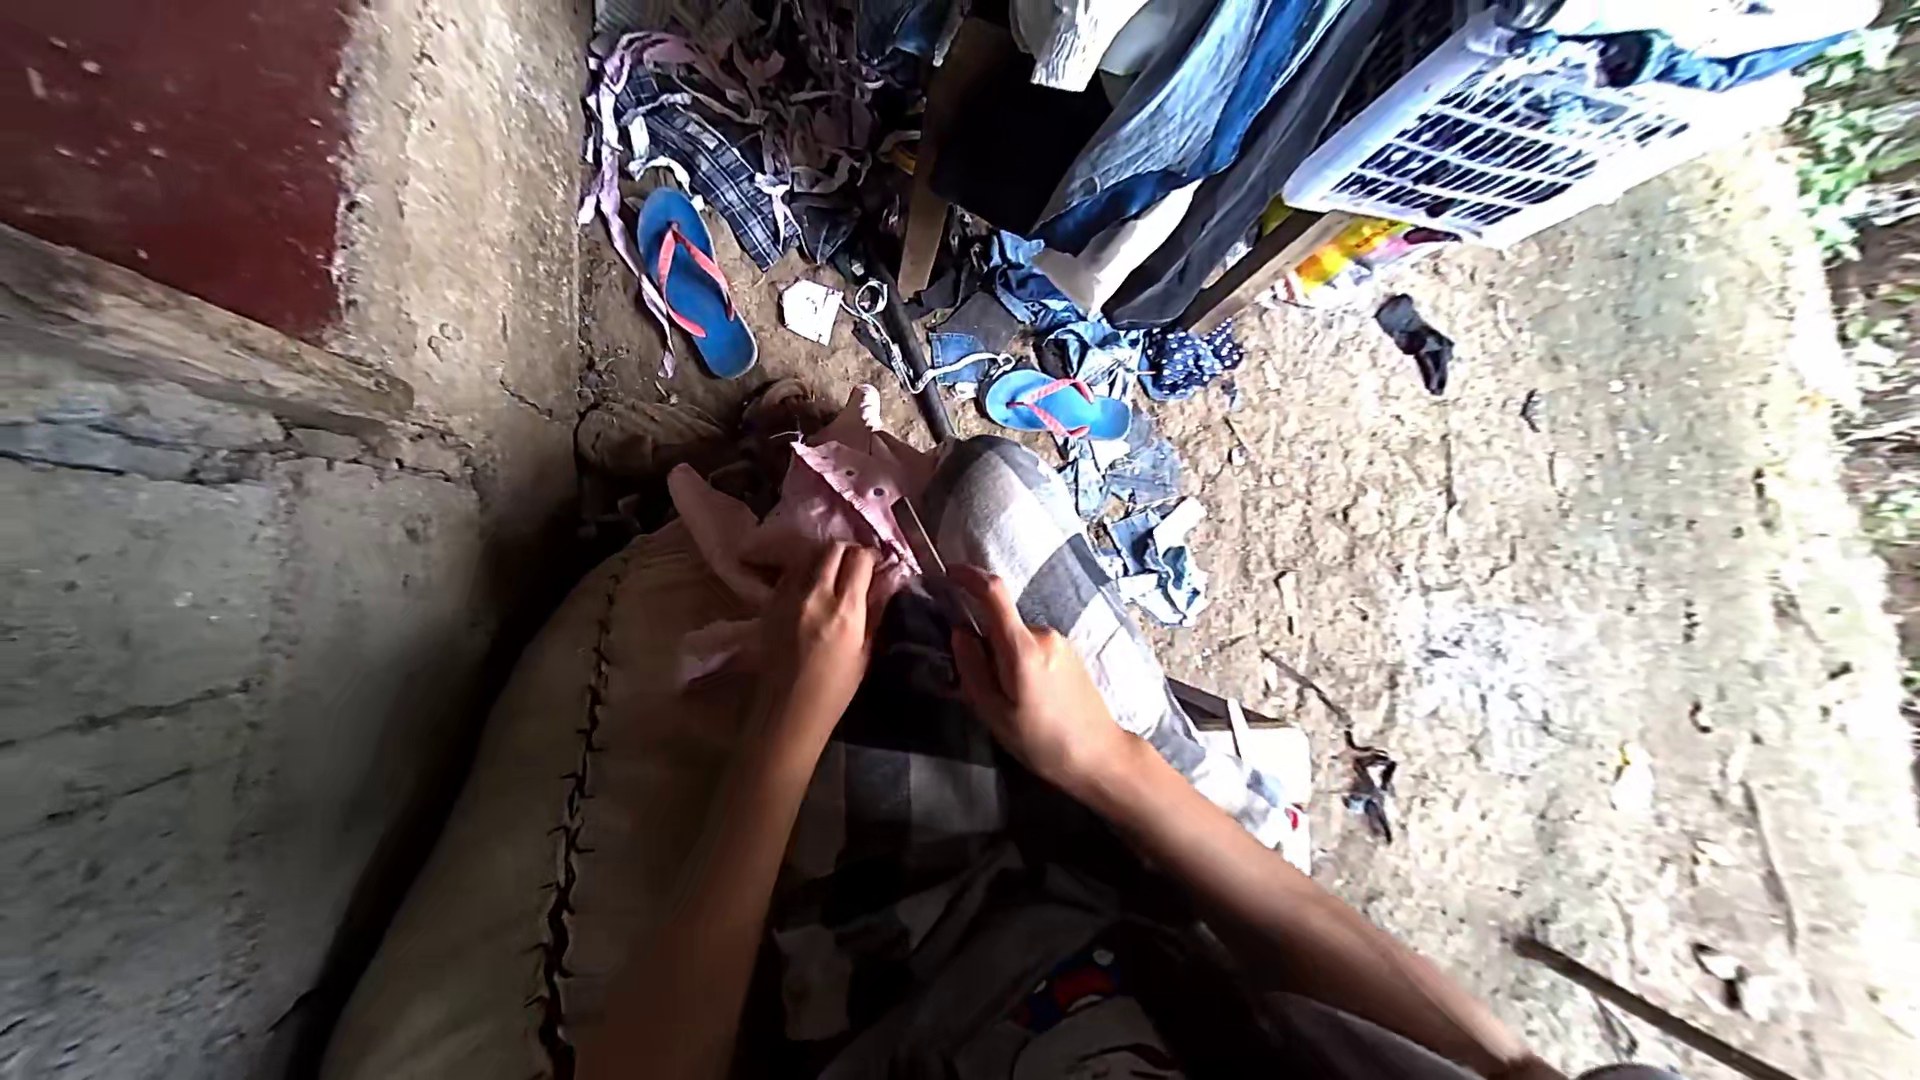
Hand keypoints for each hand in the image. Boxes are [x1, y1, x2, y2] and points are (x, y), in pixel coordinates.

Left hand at [760, 542, 877, 745]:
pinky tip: (811, 585)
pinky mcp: (770, 603)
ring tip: (833, 571)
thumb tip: (886, 582)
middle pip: (833, 548)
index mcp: (845, 611)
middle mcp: (816, 596)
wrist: (787, 710)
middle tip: (855, 564)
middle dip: (849, 551)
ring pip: (809, 554)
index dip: (871, 556)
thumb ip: (874, 611)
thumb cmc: (835, 689)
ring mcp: (788, 597)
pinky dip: (804, 570)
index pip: (860, 560)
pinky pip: (790, 572)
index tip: (876, 563)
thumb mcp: (866, 652)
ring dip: (825, 557)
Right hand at [948, 565, 1133, 795]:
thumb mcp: (994, 714)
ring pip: (1016, 637)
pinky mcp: (1069, 651)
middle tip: (982, 687)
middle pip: (1000, 623)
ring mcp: (1060, 641)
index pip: (994, 593)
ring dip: (1004, 656)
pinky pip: (1032, 645)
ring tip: (1009, 700)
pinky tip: (1030, 697)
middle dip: (984, 643)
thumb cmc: (1042, 742)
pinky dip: (1020, 661)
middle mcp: (1043, 634)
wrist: (1099, 755)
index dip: (969, 575)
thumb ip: (972, 669)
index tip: (949, 573)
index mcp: (1022, 648)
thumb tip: (959, 633)